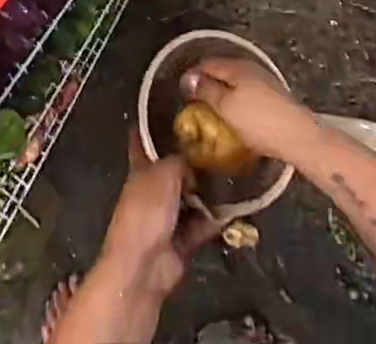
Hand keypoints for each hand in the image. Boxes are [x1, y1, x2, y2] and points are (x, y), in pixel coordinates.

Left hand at [54, 133, 220, 343]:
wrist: (143, 266)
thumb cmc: (146, 210)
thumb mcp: (163, 172)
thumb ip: (181, 160)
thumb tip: (195, 162)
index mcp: (140, 171)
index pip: (142, 142)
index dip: (148, 127)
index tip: (162, 109)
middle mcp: (153, 191)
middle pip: (175, 169)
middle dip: (194, 160)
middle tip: (220, 142)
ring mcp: (167, 216)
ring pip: (192, 196)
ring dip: (209, 190)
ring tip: (235, 170)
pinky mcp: (182, 240)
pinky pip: (202, 223)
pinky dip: (215, 217)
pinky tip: (234, 204)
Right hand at [182, 58, 320, 162]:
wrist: (297, 136)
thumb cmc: (258, 121)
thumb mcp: (225, 107)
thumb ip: (206, 90)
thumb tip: (189, 78)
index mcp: (238, 67)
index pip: (208, 63)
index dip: (192, 75)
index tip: (181, 91)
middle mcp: (252, 68)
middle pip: (223, 71)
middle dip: (207, 84)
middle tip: (193, 103)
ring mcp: (264, 81)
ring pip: (235, 83)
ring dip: (222, 94)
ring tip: (211, 112)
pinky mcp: (273, 97)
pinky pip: (246, 94)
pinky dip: (236, 101)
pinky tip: (234, 117)